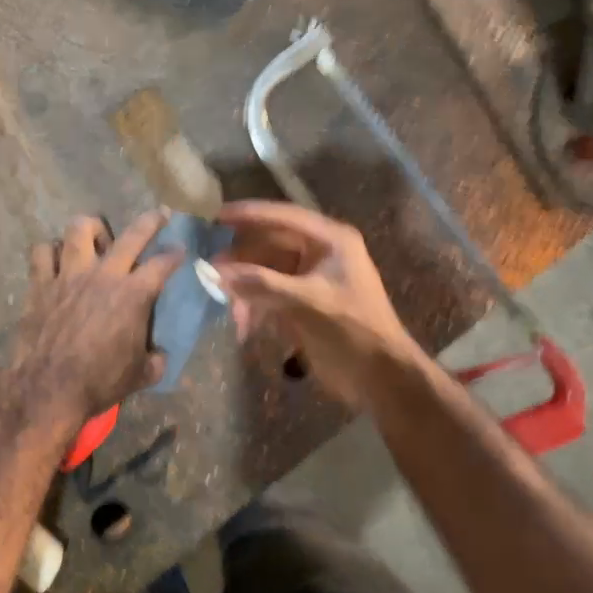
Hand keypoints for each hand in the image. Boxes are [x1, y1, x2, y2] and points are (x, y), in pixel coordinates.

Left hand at [0, 211, 182, 429]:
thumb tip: (159, 356)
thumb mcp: (140, 375)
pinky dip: (50, 251)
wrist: (48, 390)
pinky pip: (42, 252)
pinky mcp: (40, 283)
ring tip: (97, 236)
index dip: (175, 254)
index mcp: (133, 295)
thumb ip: (155, 359)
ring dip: (92, 228)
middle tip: (159, 215)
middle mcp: (104, 275)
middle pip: (132, 234)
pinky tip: (57, 260)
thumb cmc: (99, 382)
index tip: (180, 250)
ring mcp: (69, 275)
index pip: (162, 263)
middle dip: (151, 221)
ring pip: (80, 229)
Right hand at [212, 201, 424, 407]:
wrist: (381, 378)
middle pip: (270, 245)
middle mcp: (320, 252)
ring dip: (247, 290)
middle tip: (211, 275)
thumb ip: (262, 284)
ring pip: (267, 272)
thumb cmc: (353, 331)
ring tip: (231, 313)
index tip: (214, 216)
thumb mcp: (307, 303)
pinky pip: (271, 295)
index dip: (248, 214)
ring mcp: (311, 278)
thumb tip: (216, 272)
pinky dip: (256, 308)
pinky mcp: (304, 303)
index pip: (282, 216)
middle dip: (242, 262)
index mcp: (330, 240)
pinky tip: (245, 328)